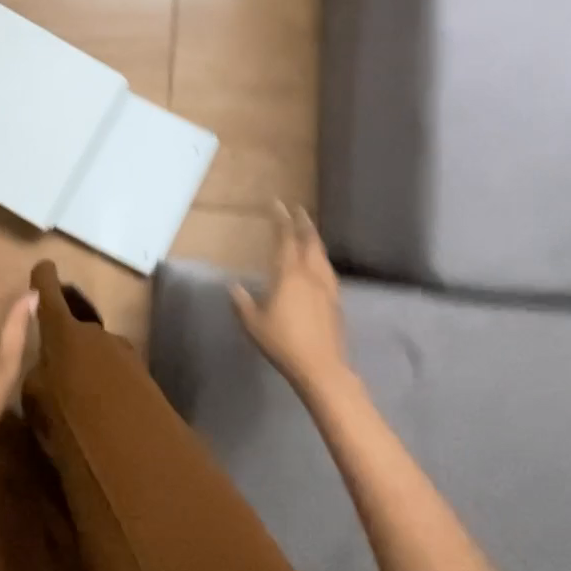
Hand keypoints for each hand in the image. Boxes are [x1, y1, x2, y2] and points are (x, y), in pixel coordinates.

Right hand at [231, 203, 348, 392]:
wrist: (321, 368)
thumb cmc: (283, 342)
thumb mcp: (253, 322)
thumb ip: (242, 301)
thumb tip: (234, 286)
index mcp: (289, 274)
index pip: (286, 238)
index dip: (280, 219)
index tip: (276, 203)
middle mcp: (311, 274)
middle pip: (310, 241)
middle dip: (303, 223)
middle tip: (298, 210)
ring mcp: (327, 288)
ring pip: (322, 255)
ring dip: (314, 239)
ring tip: (309, 233)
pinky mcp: (336, 302)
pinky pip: (328, 270)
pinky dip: (321, 259)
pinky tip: (319, 266)